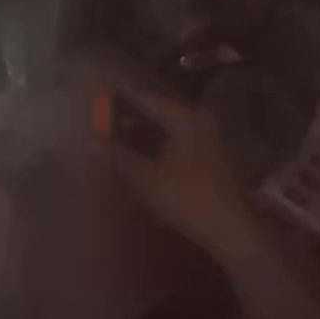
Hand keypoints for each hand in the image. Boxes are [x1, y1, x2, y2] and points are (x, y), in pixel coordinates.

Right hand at [109, 88, 273, 272]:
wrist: (230, 230)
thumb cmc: (188, 199)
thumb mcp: (146, 178)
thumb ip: (118, 156)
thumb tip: (89, 141)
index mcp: (184, 118)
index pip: (143, 97)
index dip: (118, 94)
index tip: (96, 89)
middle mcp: (196, 119)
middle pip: (153, 110)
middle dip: (125, 113)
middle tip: (97, 117)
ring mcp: (204, 135)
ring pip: (162, 125)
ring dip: (138, 131)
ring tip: (110, 135)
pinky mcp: (205, 152)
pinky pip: (171, 137)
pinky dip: (152, 142)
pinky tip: (134, 152)